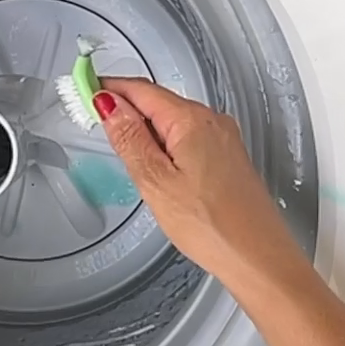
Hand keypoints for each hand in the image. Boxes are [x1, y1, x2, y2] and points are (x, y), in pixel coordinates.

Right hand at [95, 78, 311, 289]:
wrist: (259, 257)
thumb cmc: (213, 226)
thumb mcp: (156, 181)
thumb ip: (130, 139)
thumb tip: (109, 104)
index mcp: (192, 120)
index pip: (141, 90)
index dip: (110, 88)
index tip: (85, 88)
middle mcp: (213, 122)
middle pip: (159, 102)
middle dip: (126, 107)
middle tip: (94, 117)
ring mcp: (224, 140)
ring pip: (175, 122)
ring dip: (146, 127)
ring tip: (121, 145)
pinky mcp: (228, 158)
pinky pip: (190, 138)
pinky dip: (166, 143)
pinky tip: (156, 164)